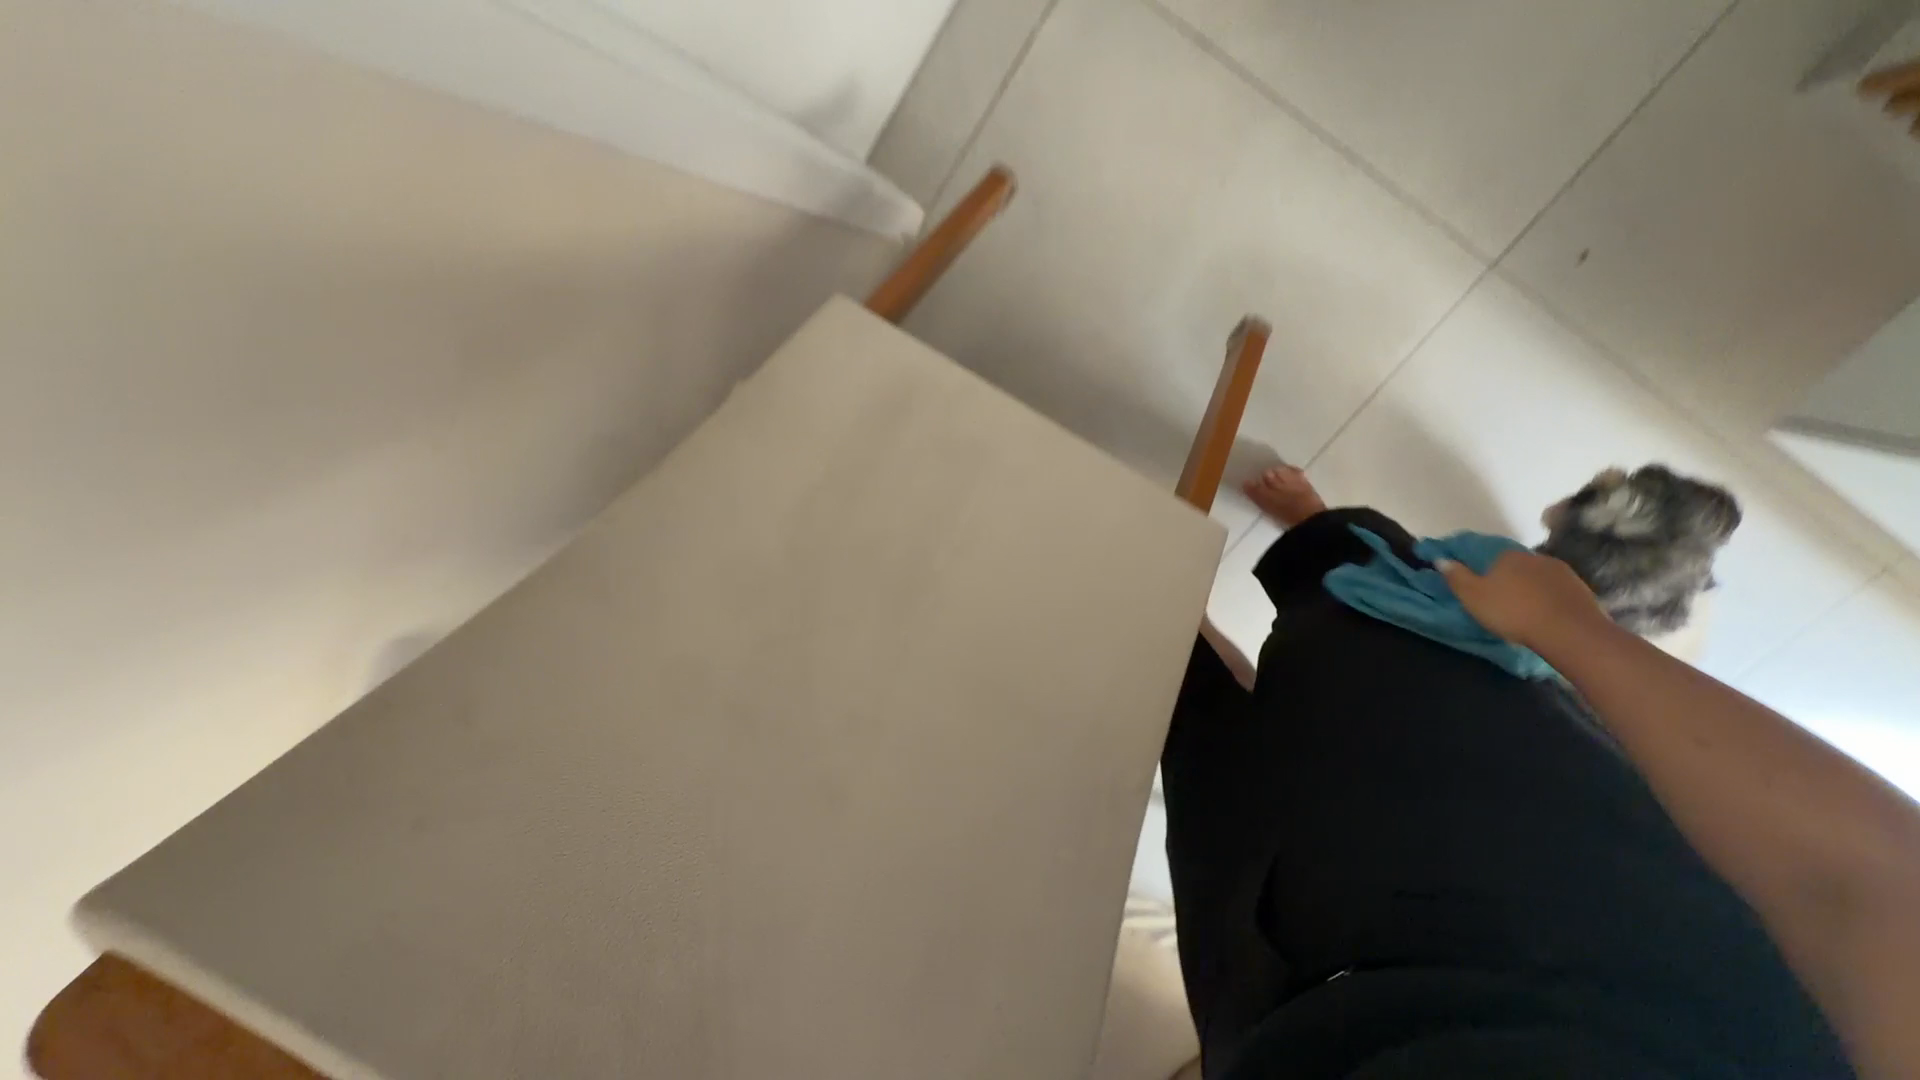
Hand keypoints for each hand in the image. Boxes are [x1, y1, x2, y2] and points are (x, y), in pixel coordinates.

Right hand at [1437, 550, 1609, 650]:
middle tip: (1498, 601)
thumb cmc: (1513, 611)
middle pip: (1512, 566)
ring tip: (1522, 609)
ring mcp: (1561, 571)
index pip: (1486, 556)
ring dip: (1528, 588)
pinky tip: (1544, 613)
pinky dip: (1547, 598)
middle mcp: (1534, 556)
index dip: (1478, 571)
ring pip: (1535, 577)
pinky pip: (1555, 590)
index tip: (1476, 587)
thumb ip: (1456, 576)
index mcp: (1506, 555)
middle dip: (1504, 579)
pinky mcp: (1580, 588)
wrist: (1569, 631)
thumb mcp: (1472, 596)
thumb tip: (1442, 559)